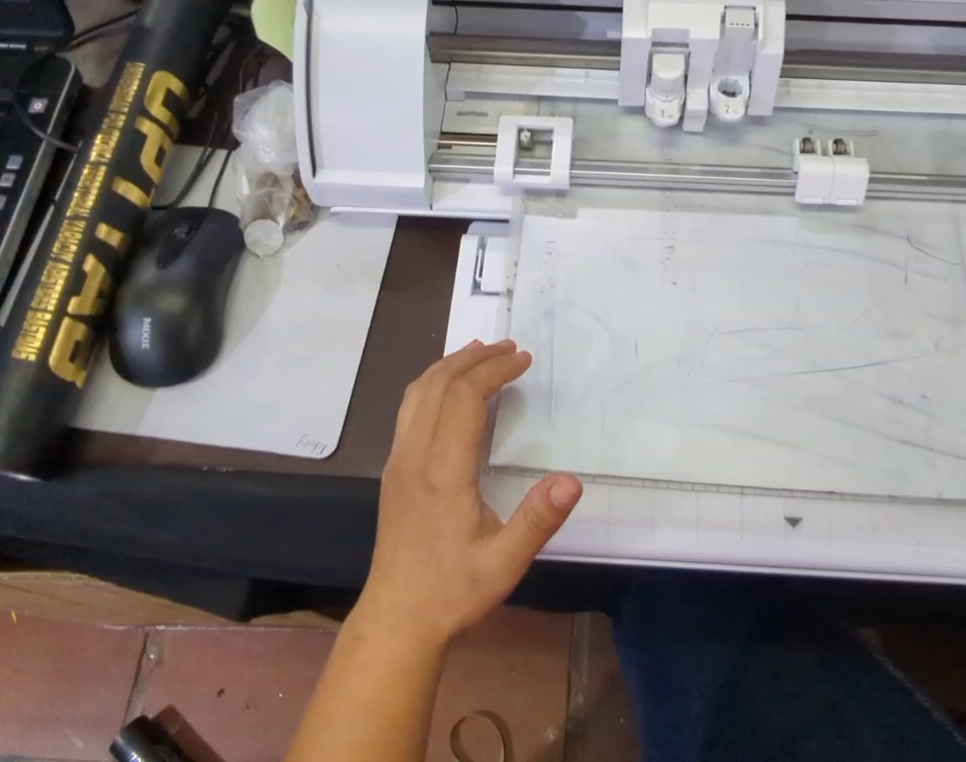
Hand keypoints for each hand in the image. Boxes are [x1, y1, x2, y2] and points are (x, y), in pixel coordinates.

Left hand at [356, 340, 582, 647]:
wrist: (398, 617)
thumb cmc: (454, 590)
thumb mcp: (505, 562)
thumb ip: (538, 520)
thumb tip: (572, 481)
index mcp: (443, 471)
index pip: (465, 398)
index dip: (495, 371)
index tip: (524, 360)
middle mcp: (414, 456)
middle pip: (438, 384)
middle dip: (474, 358)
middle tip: (510, 347)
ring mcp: (398, 461)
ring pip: (417, 392)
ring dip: (449, 365)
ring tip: (480, 352)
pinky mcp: (393, 470)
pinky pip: (409, 409)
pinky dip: (433, 384)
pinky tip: (449, 389)